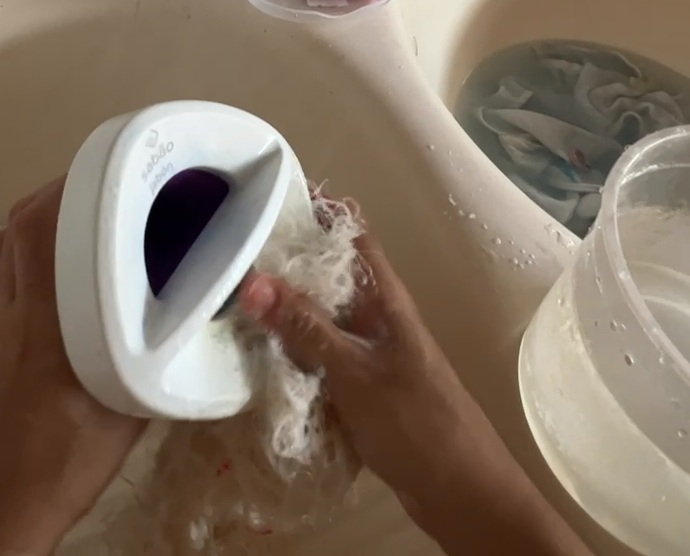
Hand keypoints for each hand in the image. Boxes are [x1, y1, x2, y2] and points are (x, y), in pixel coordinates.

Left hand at [0, 178, 146, 555]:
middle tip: (108, 183)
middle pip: (20, 225)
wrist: (1, 506)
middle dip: (62, 189)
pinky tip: (62, 257)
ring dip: (42, 213)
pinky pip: (3, 268)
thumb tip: (205, 313)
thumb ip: (167, 354)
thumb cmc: (68, 455)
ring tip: (87, 209)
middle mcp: (17, 306)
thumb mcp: (134, 406)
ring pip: (7, 244)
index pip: (41, 231)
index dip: (70, 189)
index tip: (109, 170)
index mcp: (49, 317)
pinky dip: (28, 245)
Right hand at [237, 211, 590, 555]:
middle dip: (283, 262)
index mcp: (383, 294)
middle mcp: (373, 313)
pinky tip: (256, 351)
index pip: (348, 232)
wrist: (462, 493)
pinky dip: (290, 348)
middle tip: (227, 251)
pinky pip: (317, 352)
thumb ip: (305, 327)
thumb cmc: (417, 421)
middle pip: (325, 273)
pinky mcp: (358, 383)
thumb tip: (251, 280)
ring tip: (228, 294)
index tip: (264, 196)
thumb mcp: (355, 371)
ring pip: (318, 314)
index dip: (314, 209)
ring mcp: (366, 348)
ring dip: (283, 308)